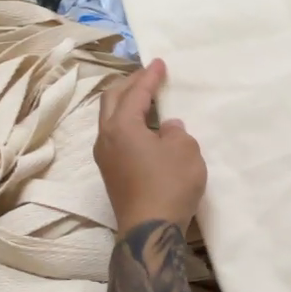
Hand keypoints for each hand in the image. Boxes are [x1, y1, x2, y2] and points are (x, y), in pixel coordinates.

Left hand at [95, 60, 206, 233]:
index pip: (136, 93)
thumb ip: (176, 132)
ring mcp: (105, 156)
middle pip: (112, 100)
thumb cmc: (169, 184)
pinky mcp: (112, 172)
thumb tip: (166, 128)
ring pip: (111, 119)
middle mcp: (106, 137)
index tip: (160, 63)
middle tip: (148, 75)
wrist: (150, 228)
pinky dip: (129, 123)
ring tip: (146, 99)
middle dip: (129, 84)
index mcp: (122, 126)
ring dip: (127, 104)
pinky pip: (117, 136)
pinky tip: (147, 128)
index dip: (149, 77)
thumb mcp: (185, 150)